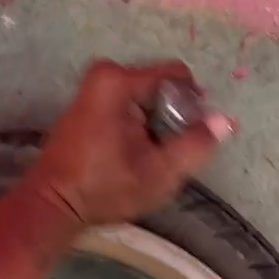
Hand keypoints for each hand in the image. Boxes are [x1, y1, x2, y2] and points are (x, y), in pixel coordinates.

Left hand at [26, 59, 232, 227]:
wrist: (52, 204)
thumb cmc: (103, 187)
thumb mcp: (159, 172)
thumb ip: (195, 144)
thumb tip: (226, 121)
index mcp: (118, 81)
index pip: (176, 75)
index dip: (191, 103)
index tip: (187, 135)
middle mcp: (103, 75)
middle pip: (159, 87)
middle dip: (171, 116)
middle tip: (166, 152)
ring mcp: (92, 89)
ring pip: (144, 98)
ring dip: (154, 124)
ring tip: (147, 156)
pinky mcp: (87, 104)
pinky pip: (126, 105)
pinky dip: (135, 125)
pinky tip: (129, 154)